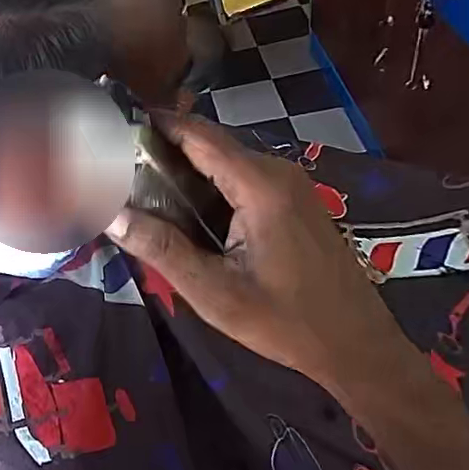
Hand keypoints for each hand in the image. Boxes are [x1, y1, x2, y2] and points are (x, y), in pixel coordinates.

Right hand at [106, 115, 419, 402]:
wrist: (358, 346)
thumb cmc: (286, 321)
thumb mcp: (215, 293)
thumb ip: (162, 249)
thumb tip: (111, 214)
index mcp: (260, 186)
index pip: (198, 134)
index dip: (155, 123)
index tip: (114, 125)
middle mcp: (277, 172)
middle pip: (209, 142)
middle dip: (162, 146)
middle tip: (116, 163)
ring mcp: (289, 183)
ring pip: (223, 158)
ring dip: (183, 165)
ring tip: (138, 183)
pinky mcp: (291, 199)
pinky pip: (239, 175)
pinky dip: (205, 181)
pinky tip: (181, 206)